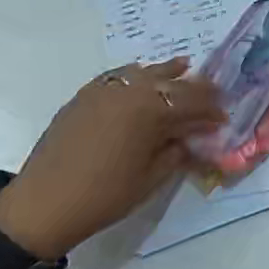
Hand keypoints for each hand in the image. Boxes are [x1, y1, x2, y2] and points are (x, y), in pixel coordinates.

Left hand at [0, 59, 224, 258]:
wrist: (45, 202)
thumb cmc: (105, 196)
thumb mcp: (150, 178)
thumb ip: (175, 151)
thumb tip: (191, 138)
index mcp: (149, 109)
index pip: (190, 102)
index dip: (210, 109)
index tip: (223, 117)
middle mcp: (128, 90)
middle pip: (169, 83)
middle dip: (194, 89)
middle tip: (212, 93)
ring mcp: (103, 90)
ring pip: (142, 73)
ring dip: (165, 74)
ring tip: (183, 67)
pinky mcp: (84, 96)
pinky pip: (117, 77)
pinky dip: (135, 76)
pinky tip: (140, 78)